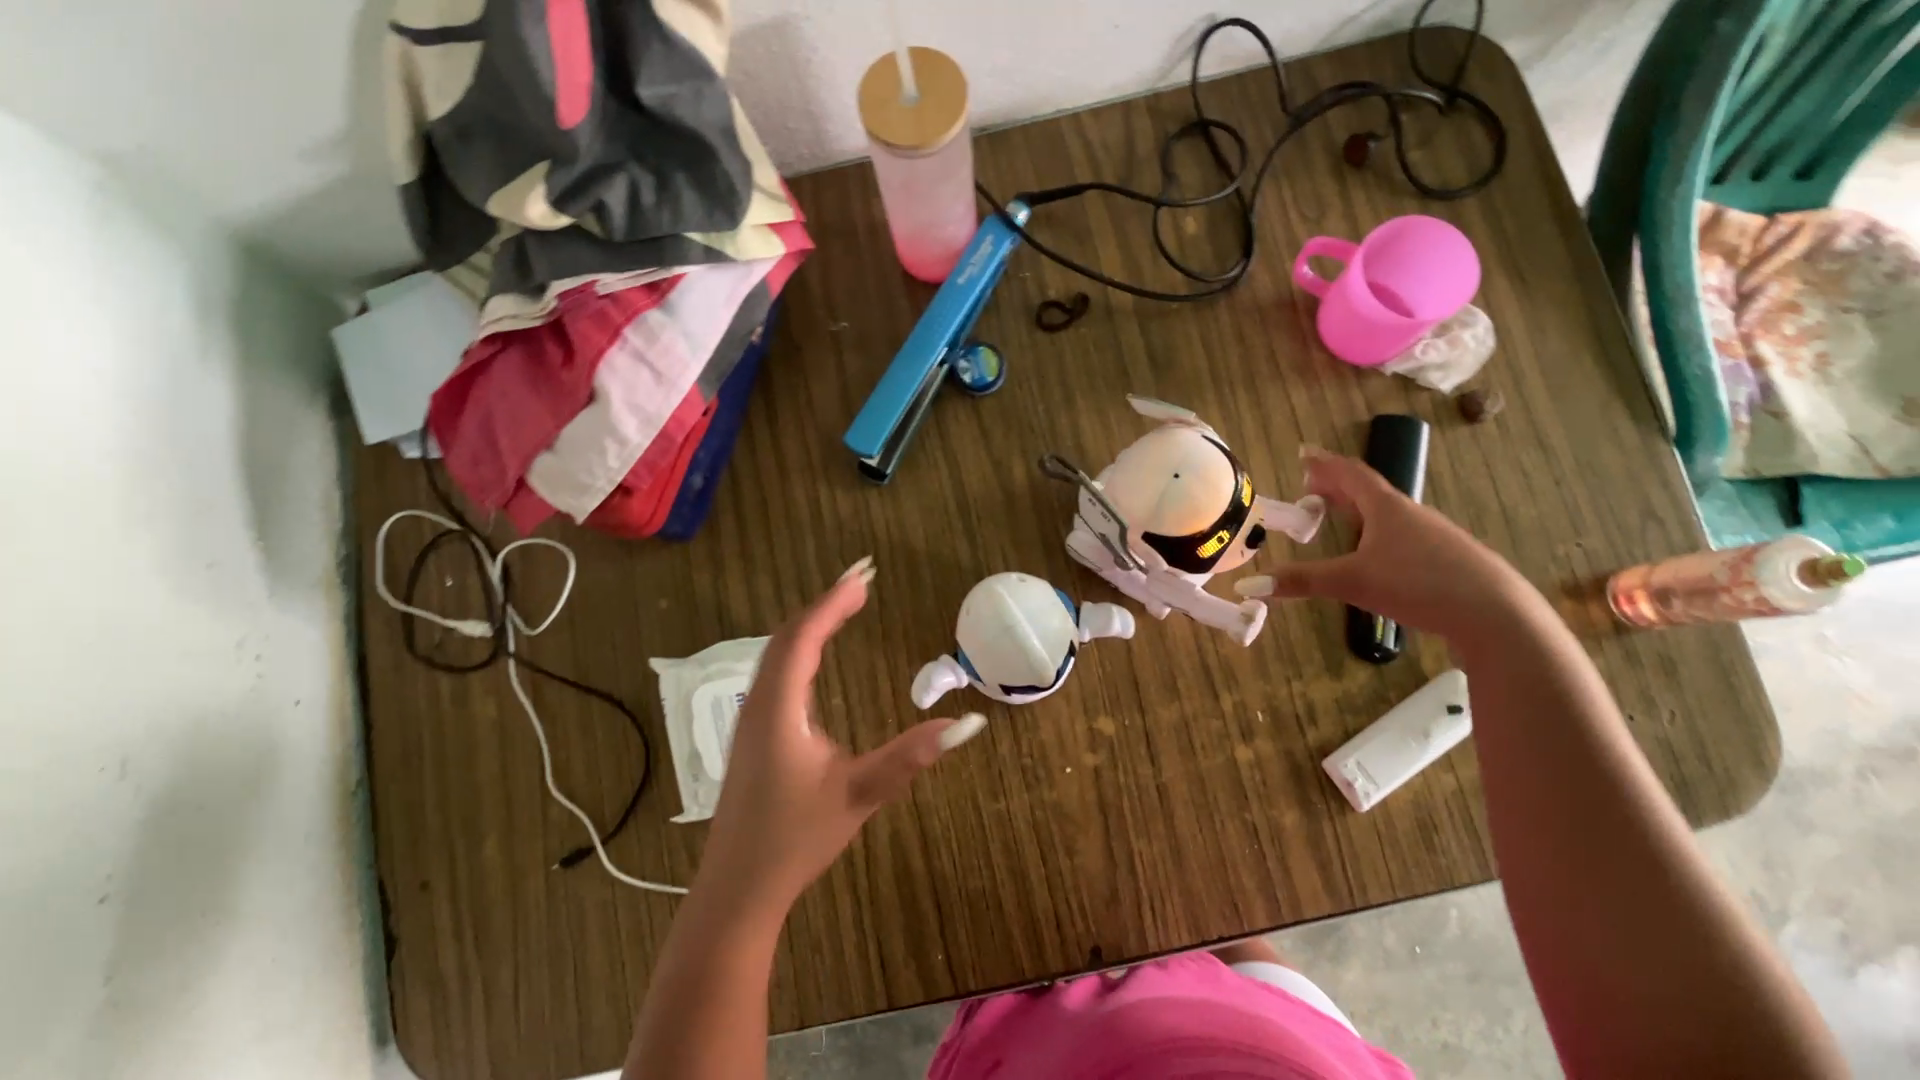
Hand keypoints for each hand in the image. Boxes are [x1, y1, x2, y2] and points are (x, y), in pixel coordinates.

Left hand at [695, 558, 986, 913]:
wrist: (738, 888)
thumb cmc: (794, 839)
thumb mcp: (858, 794)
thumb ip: (909, 757)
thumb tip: (967, 722)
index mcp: (779, 708)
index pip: (804, 637)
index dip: (833, 602)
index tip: (865, 575)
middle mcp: (759, 705)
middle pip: (785, 638)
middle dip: (823, 605)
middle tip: (860, 582)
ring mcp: (751, 722)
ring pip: (775, 656)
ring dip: (808, 626)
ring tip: (843, 608)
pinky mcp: (753, 739)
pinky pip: (774, 675)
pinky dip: (799, 651)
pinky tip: (815, 661)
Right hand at [1235, 447, 1536, 638]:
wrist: (1494, 613)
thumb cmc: (1418, 584)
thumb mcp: (1352, 582)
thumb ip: (1301, 582)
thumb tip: (1248, 585)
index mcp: (1386, 507)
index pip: (1350, 473)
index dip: (1324, 463)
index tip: (1303, 453)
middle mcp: (1411, 514)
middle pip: (1369, 491)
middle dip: (1337, 487)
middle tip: (1311, 486)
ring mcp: (1434, 536)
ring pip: (1388, 514)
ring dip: (1360, 511)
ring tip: (1340, 519)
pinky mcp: (1448, 561)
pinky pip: (1404, 536)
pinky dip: (1380, 535)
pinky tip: (1379, 557)